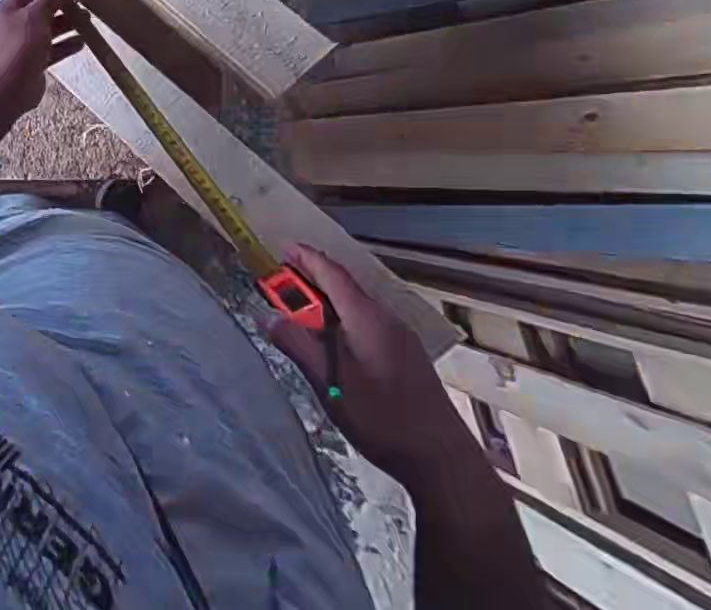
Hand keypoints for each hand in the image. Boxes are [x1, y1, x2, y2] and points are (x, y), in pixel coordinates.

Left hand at [0, 0, 84, 113]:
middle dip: (61, 8)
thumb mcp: (34, 18)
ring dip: (66, 25)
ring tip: (87, 22)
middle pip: (38, 11)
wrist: (7, 90)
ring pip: (45, 30)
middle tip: (81, 7)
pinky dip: (64, 45)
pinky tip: (82, 42)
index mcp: (4, 10)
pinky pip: (49, 49)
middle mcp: (10, 26)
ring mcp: (20, 45)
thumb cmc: (18, 48)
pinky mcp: (30, 62)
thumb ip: (45, 1)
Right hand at [266, 243, 478, 486]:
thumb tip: (267, 316)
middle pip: (344, 287)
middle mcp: (386, 322)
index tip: (282, 247)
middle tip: (277, 281)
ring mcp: (398, 340)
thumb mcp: (329, 382)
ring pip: (354, 306)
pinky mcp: (402, 358)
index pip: (334, 276)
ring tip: (294, 306)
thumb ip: (296, 343)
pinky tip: (324, 334)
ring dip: (322, 299)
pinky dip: (337, 316)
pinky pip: (362, 321)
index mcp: (368, 320)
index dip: (307, 258)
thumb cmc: (383, 418)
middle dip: (310, 278)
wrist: (444, 464)